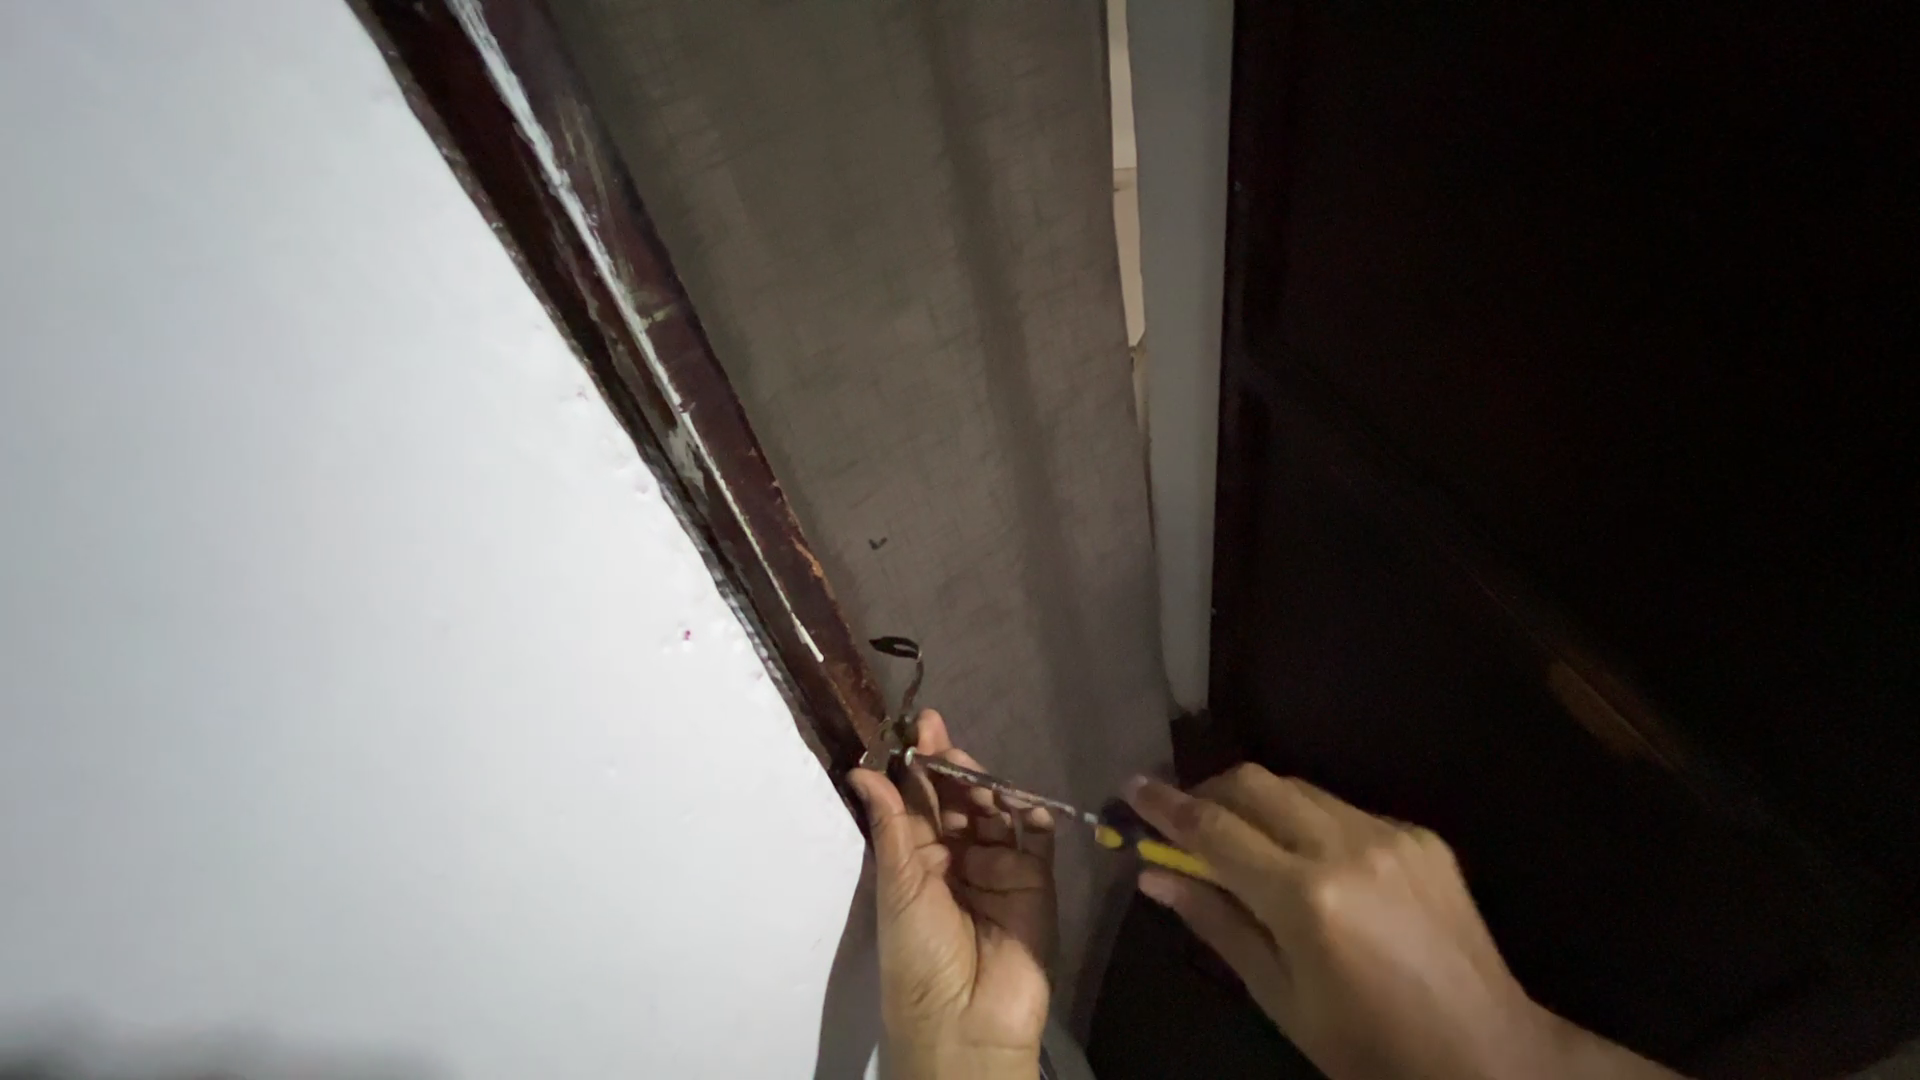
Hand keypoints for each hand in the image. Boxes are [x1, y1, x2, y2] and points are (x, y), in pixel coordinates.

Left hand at [848, 711, 1056, 1079]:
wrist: (966, 1021)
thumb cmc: (919, 952)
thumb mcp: (899, 884)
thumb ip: (891, 823)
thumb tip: (860, 771)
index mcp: (919, 857)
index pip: (921, 799)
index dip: (920, 763)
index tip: (921, 724)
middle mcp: (960, 855)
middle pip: (960, 799)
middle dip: (953, 767)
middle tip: (944, 742)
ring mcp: (1000, 865)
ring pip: (997, 811)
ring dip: (988, 788)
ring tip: (977, 778)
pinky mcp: (1035, 881)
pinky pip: (1037, 841)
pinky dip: (1033, 819)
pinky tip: (1024, 805)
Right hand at [1127, 765, 1684, 1079]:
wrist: (1498, 1062)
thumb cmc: (1371, 1052)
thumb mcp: (1280, 997)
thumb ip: (1214, 921)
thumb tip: (1152, 874)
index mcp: (1307, 899)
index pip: (1214, 830)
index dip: (1165, 807)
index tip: (1131, 787)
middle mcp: (1346, 848)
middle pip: (1252, 784)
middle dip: (1208, 792)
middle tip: (1185, 822)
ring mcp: (1389, 835)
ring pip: (1294, 787)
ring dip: (1254, 803)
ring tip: (1243, 843)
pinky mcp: (1418, 835)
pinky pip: (1337, 808)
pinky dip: (1303, 822)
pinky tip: (1309, 864)